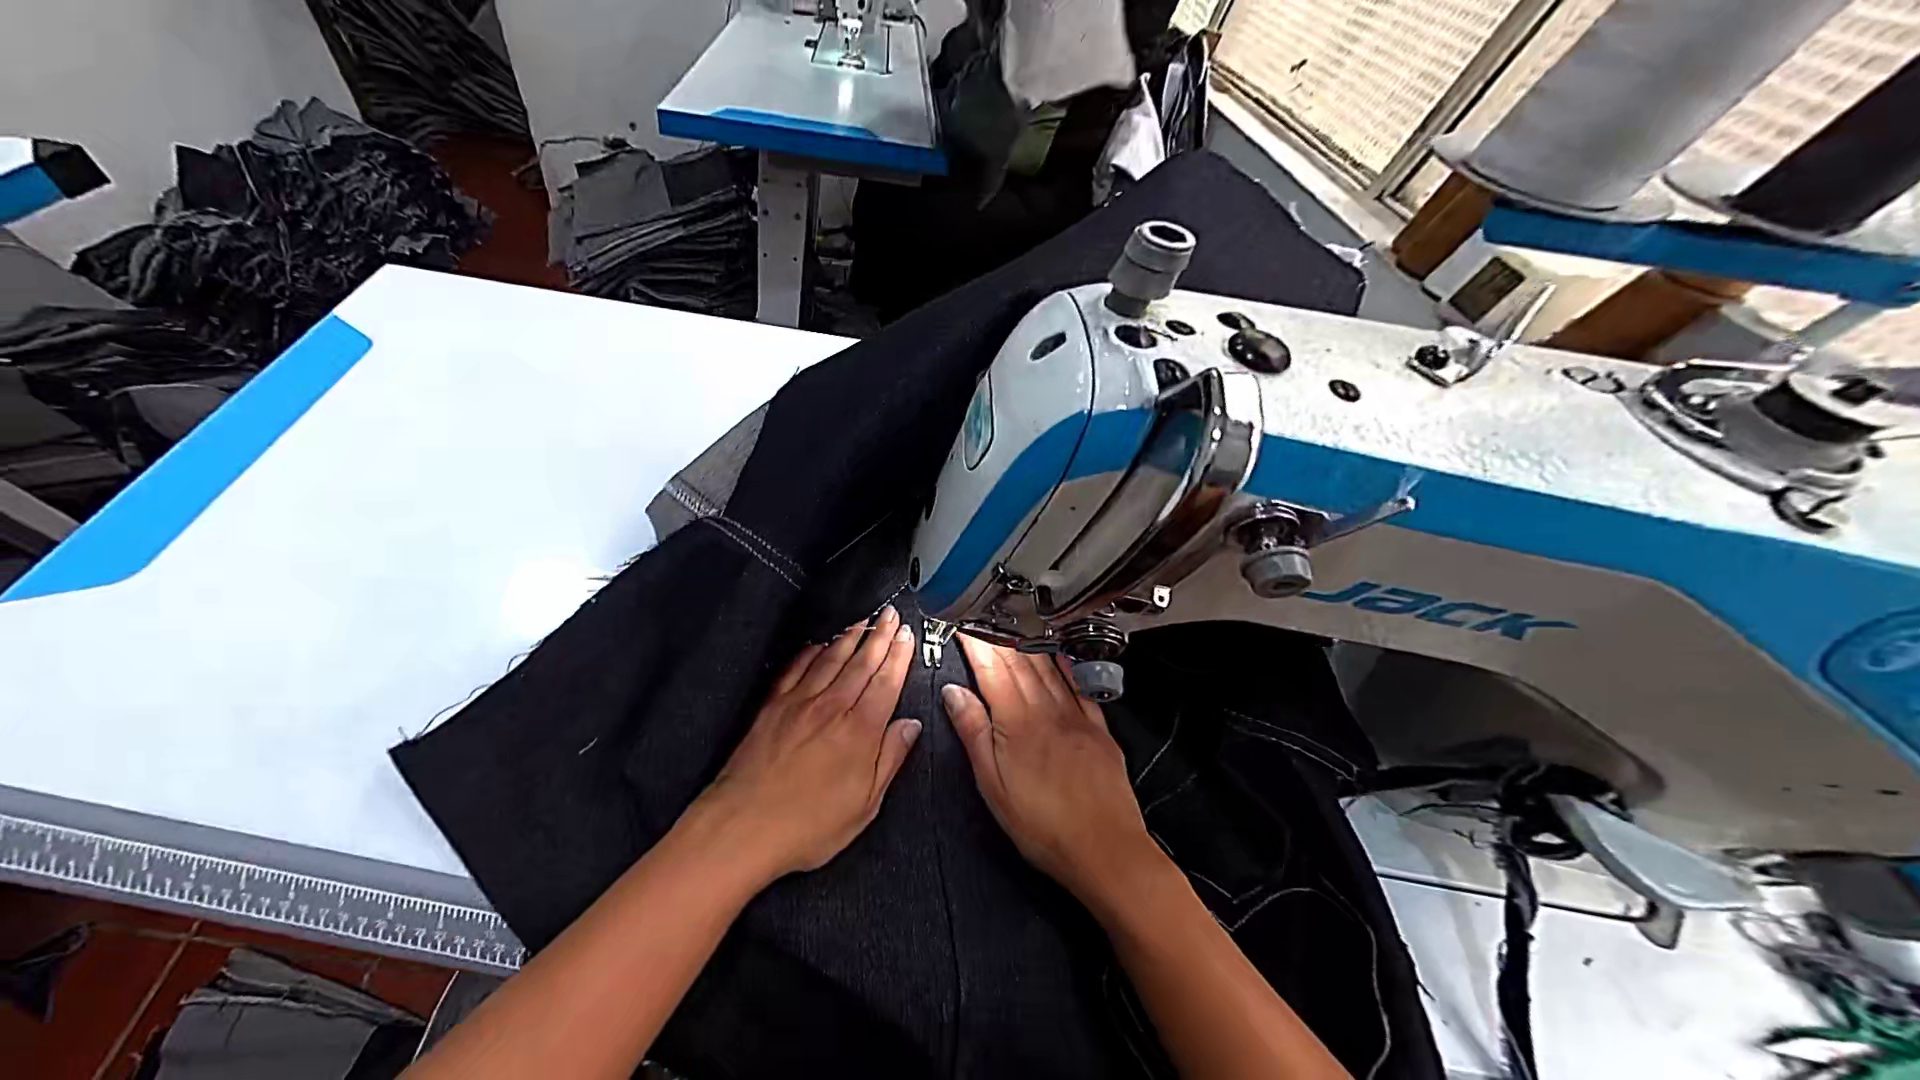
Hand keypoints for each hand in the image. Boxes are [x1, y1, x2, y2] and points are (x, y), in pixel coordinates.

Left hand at [686, 605, 921, 883]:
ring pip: (831, 658)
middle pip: (862, 661)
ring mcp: (800, 703)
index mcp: (860, 731)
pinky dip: (811, 652)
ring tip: (864, 620)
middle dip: (880, 635)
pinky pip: (797, 668)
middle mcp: (832, 709)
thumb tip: (910, 729)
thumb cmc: (804, 824)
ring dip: (851, 636)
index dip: (900, 655)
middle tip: (891, 615)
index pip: (887, 680)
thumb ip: (891, 759)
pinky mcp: (773, 707)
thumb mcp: (865, 804)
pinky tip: (819, 644)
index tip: (907, 636)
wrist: (743, 827)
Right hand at [943, 635, 1165, 906]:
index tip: (965, 626)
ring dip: (1028, 643)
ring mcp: (1076, 718)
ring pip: (1048, 668)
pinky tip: (1059, 656)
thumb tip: (955, 695)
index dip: (976, 644)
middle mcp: (1048, 712)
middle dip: (998, 636)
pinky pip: (1079, 686)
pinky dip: (1065, 666)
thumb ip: (974, 733)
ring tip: (1013, 626)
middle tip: (984, 620)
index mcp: (1018, 724)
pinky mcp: (1098, 730)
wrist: (1106, 850)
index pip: (991, 669)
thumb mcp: (993, 786)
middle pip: (1019, 662)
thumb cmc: (1047, 829)